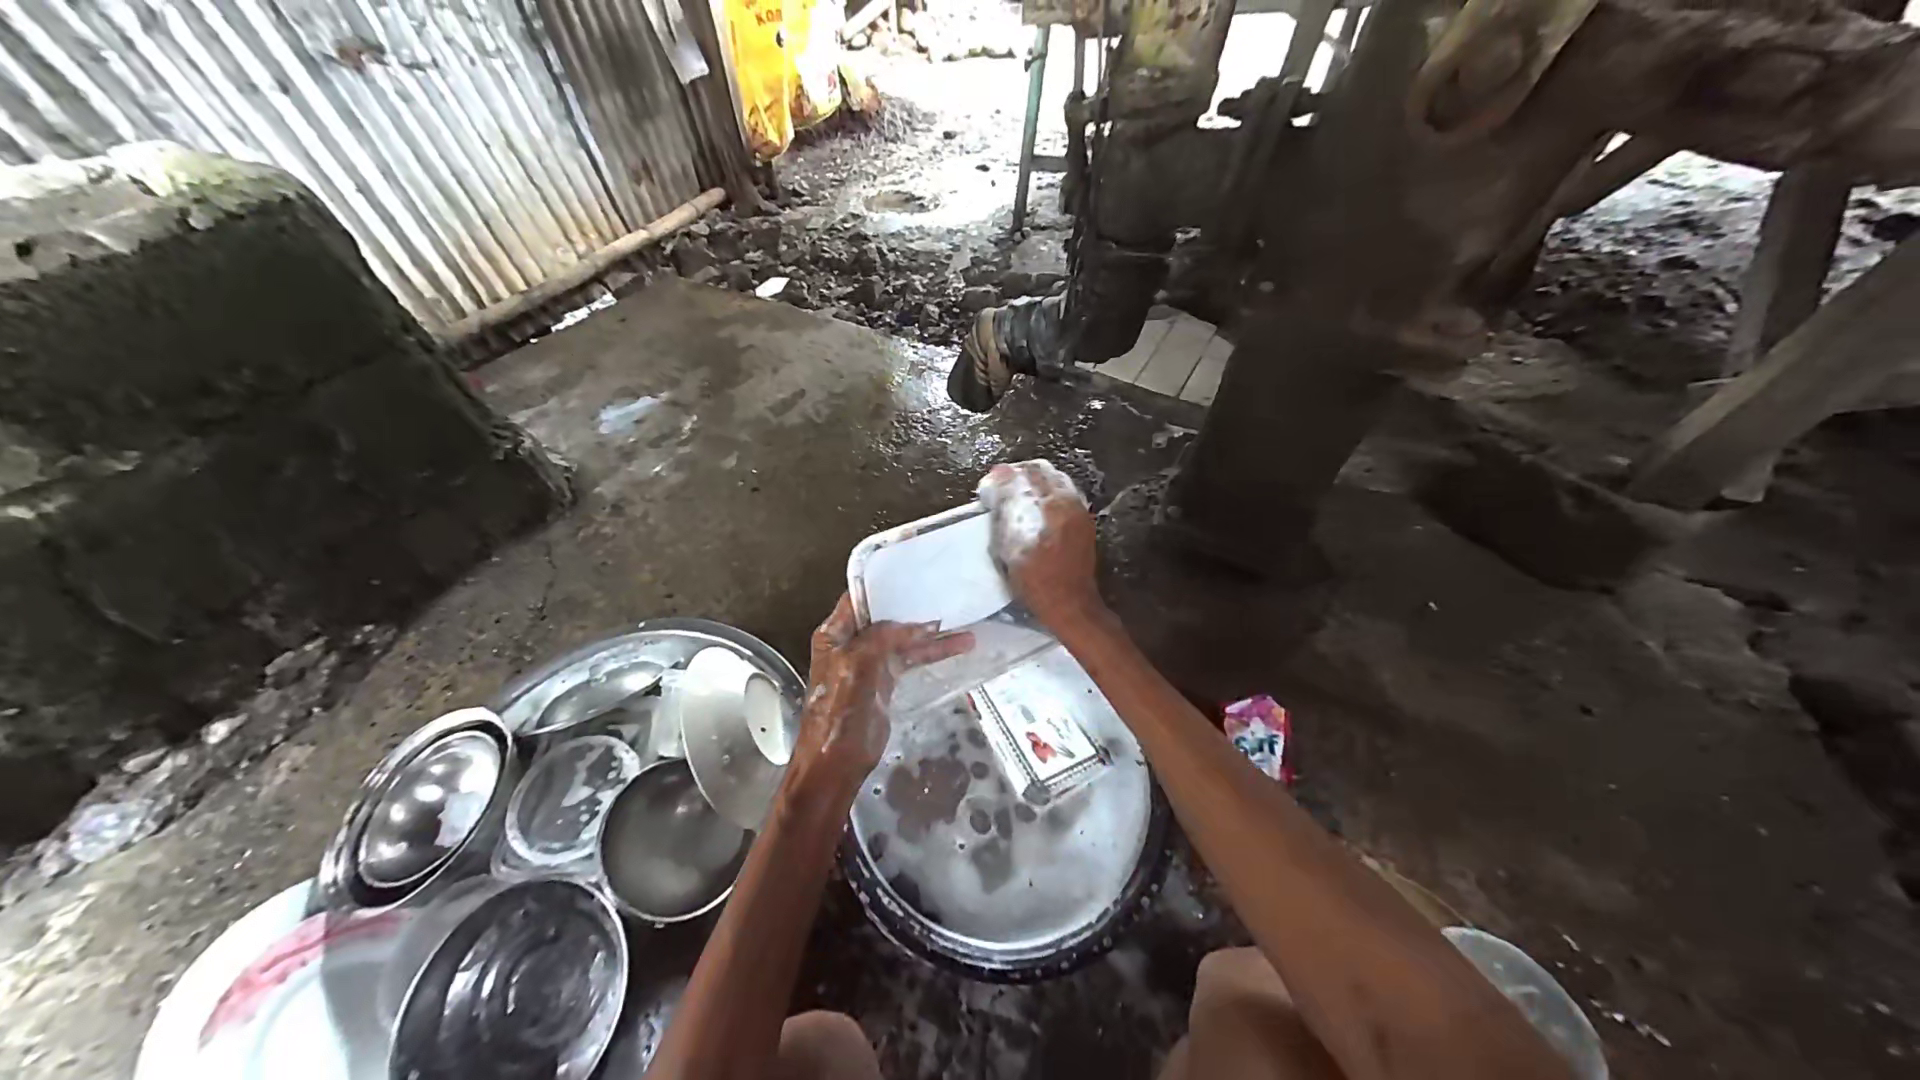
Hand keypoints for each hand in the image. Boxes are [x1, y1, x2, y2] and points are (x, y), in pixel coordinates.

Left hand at [795, 594, 973, 783]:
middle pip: (886, 616)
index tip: (914, 571)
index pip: (859, 598)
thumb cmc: (839, 710)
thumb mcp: (858, 664)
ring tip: (965, 626)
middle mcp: (852, 642)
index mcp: (835, 633)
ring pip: (904, 639)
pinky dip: (933, 653)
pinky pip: (912, 659)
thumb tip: (919, 624)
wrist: (837, 760)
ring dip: (932, 634)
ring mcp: (870, 662)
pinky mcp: (886, 680)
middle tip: (946, 593)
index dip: (884, 584)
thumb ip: (883, 636)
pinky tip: (958, 647)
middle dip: (914, 607)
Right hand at [977, 460, 1103, 627]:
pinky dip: (1048, 494)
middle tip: (1002, 482)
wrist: (1071, 605)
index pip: (1027, 475)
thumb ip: (1005, 515)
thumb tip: (997, 489)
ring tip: (1016, 491)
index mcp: (1053, 507)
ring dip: (1036, 482)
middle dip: (1021, 474)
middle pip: (1045, 473)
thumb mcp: (1011, 549)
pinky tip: (1034, 505)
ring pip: (1057, 482)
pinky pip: (1065, 495)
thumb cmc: (1037, 582)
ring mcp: (1080, 512)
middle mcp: (1070, 503)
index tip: (991, 480)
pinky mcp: (1084, 523)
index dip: (1005, 475)